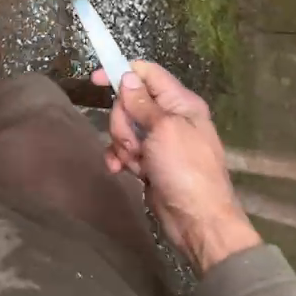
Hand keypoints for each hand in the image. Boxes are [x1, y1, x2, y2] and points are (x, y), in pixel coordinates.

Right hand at [93, 61, 261, 273]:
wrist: (198, 223)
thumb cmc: (186, 170)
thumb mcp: (164, 130)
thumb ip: (142, 102)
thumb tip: (127, 76)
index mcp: (181, 103)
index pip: (147, 73)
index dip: (121, 73)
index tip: (97, 81)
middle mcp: (170, 117)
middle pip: (130, 101)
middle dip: (123, 121)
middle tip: (134, 142)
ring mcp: (159, 140)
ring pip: (125, 126)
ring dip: (122, 143)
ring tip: (136, 162)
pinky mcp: (150, 160)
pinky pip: (125, 148)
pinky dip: (120, 157)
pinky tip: (121, 170)